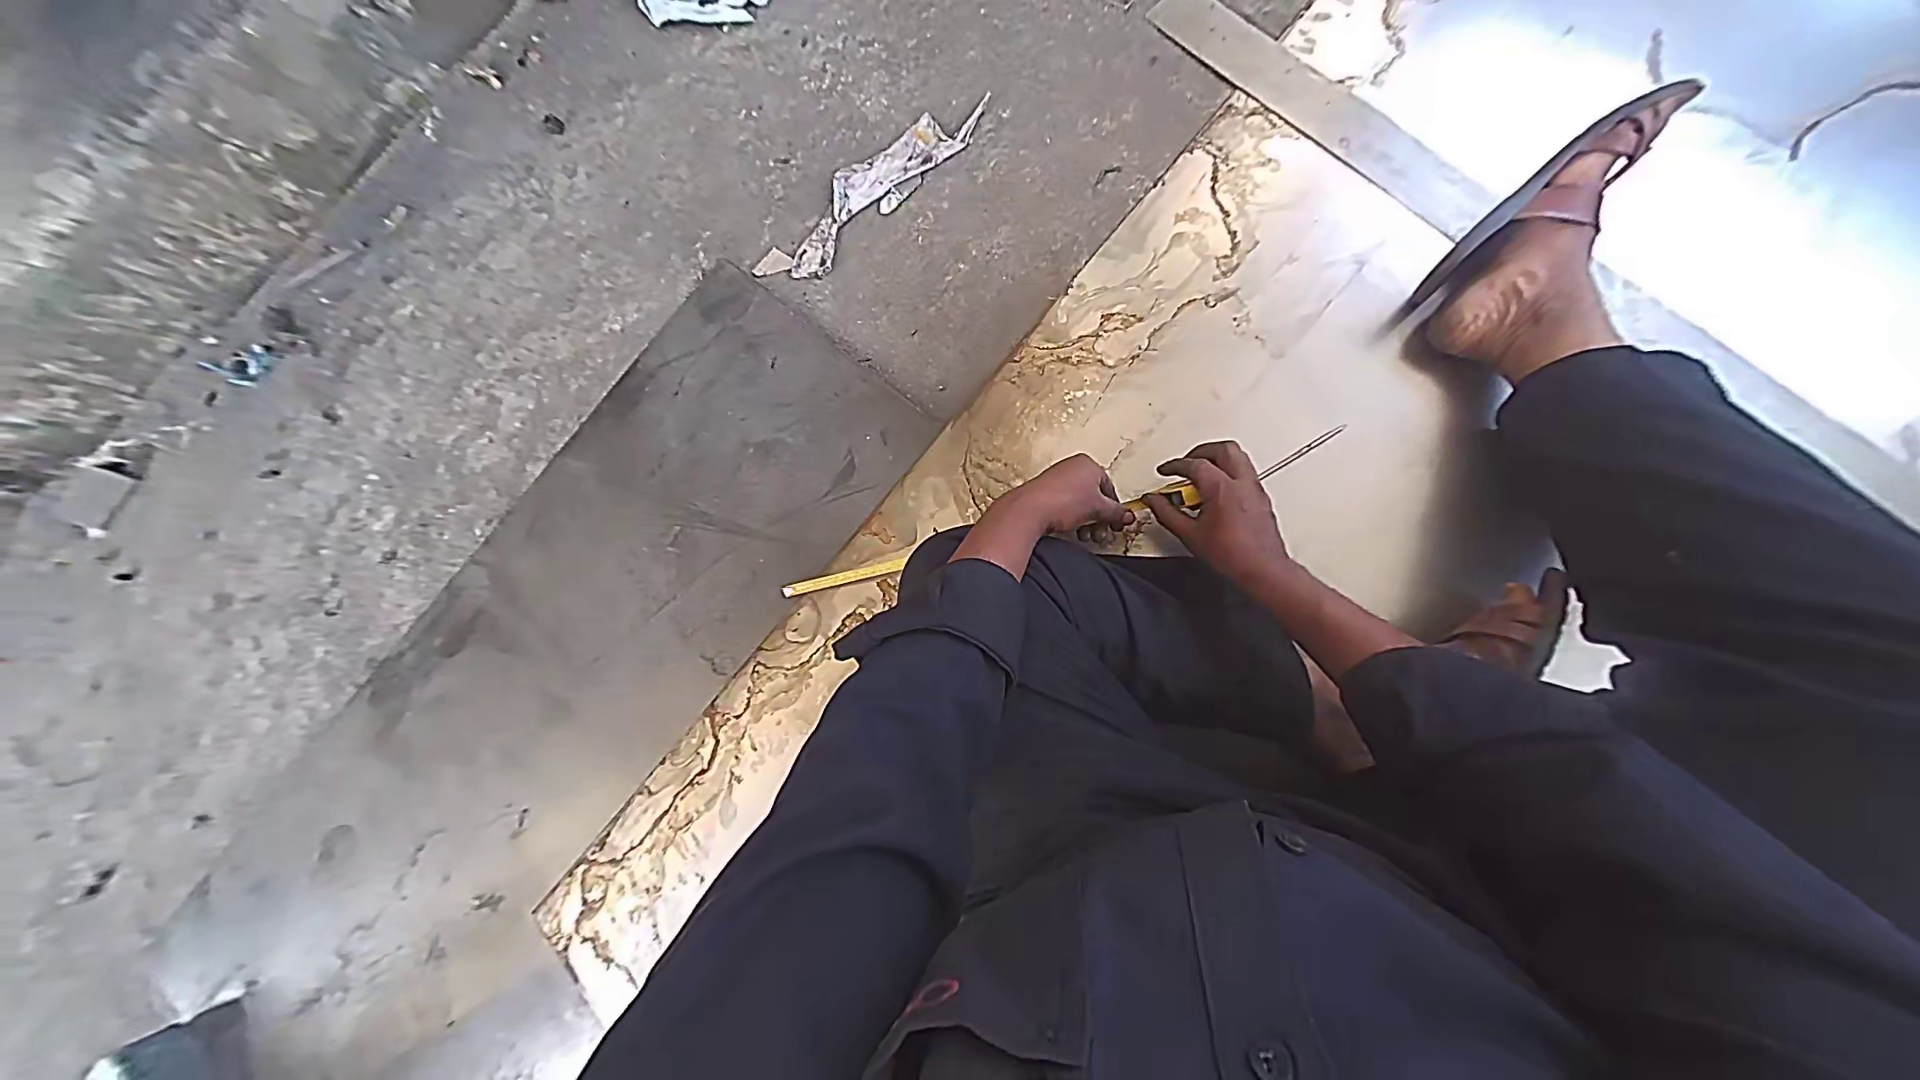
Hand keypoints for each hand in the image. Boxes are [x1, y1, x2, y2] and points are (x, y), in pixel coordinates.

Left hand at [952, 455, 1133, 578]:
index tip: (1115, 523)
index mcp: (1087, 464)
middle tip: (1099, 533)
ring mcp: (1057, 479)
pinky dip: (1071, 518)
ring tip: (1084, 535)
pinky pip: (1065, 506)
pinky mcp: (1045, 492)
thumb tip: (1126, 515)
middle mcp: (1072, 468)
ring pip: (1080, 503)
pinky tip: (1070, 530)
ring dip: (1086, 522)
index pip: (1109, 488)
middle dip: (1099, 519)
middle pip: (1095, 497)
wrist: (1029, 510)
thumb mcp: (1097, 509)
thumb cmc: (1061, 501)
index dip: (1114, 509)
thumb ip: (1116, 512)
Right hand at [1144, 441, 1292, 588]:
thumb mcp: (1189, 535)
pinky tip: (1216, 491)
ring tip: (1200, 476)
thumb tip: (1155, 501)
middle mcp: (1242, 483)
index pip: (1195, 464)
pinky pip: (1244, 473)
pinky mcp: (1261, 498)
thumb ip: (1167, 513)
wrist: (1262, 570)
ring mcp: (1255, 489)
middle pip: (1222, 449)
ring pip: (1237, 457)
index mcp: (1222, 489)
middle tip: (1185, 464)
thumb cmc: (1233, 556)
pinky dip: (1227, 473)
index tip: (1166, 471)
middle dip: (1199, 452)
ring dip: (1216, 460)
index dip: (1175, 465)